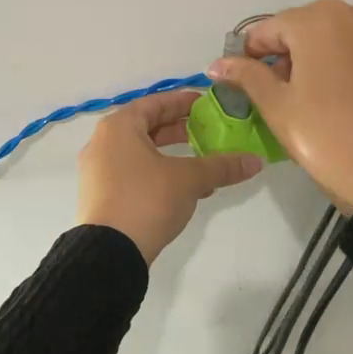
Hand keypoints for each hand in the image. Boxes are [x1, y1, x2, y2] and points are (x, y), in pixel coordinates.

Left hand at [76, 90, 263, 263]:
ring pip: (139, 154)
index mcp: (118, 127)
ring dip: (171, 157)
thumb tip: (255, 162)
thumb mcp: (189, 179)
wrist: (108, 251)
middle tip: (208, 132)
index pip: (154, 103)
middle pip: (144, 128)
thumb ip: (221, 166)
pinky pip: (131, 174)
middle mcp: (102, 144)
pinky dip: (157, 175)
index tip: (206, 104)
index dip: (182, 102)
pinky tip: (184, 191)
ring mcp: (97, 172)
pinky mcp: (100, 196)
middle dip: (178, 130)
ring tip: (202, 165)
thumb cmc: (146, 200)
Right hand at [208, 0, 352, 213]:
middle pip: (312, 26)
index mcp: (319, 21)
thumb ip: (247, 76)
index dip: (254, 53)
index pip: (272, 28)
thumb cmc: (324, 137)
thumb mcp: (276, 107)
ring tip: (326, 95)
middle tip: (288, 91)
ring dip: (330, 55)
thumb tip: (217, 64)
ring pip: (348, 36)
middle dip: (294, 51)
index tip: (250, 79)